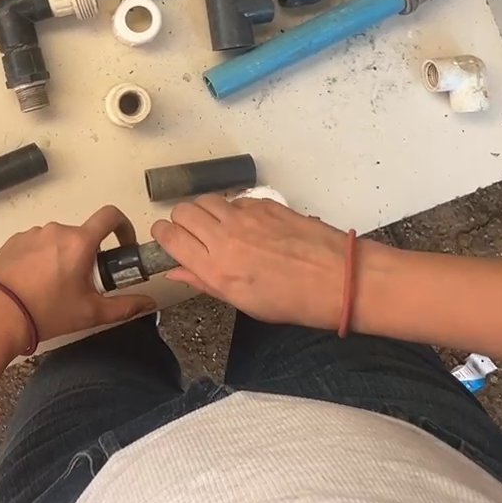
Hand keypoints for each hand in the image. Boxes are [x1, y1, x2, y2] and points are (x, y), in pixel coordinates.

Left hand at [0, 206, 157, 352]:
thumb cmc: (46, 312)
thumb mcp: (90, 313)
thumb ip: (124, 306)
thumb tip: (149, 303)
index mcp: (79, 241)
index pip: (110, 216)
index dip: (123, 227)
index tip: (123, 246)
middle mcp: (55, 229)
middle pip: (81, 236)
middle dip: (88, 256)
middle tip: (83, 286)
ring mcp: (30, 234)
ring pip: (57, 241)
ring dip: (62, 258)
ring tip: (53, 290)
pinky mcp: (11, 242)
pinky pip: (35, 246)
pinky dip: (40, 260)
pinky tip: (32, 285)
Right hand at [151, 195, 353, 328]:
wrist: (340, 280)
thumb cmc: (296, 300)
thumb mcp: (244, 303)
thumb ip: (206, 282)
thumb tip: (179, 271)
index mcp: (216, 269)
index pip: (170, 236)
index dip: (161, 234)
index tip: (164, 237)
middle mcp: (224, 238)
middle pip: (181, 211)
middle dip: (179, 220)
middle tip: (189, 232)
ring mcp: (244, 217)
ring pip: (204, 200)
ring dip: (202, 210)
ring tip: (214, 224)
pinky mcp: (263, 204)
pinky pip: (233, 199)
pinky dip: (230, 208)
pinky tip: (243, 223)